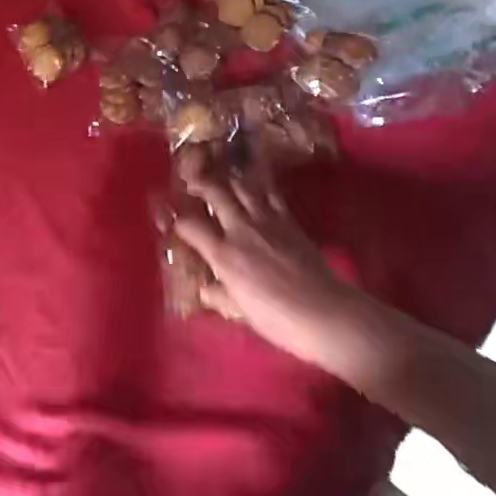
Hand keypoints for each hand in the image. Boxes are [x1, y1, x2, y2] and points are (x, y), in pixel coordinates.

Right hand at [173, 174, 377, 380]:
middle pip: (215, 192)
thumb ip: (220, 295)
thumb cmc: (280, 320)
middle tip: (191, 180)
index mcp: (224, 254)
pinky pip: (269, 192)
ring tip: (219, 175)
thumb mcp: (242, 312)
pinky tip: (253, 181)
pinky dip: (258, 183)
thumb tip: (206, 288)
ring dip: (227, 177)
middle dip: (199, 182)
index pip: (190, 225)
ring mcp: (266, 220)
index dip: (175, 218)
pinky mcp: (289, 220)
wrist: (327, 313)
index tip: (168, 216)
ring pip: (241, 185)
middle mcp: (241, 229)